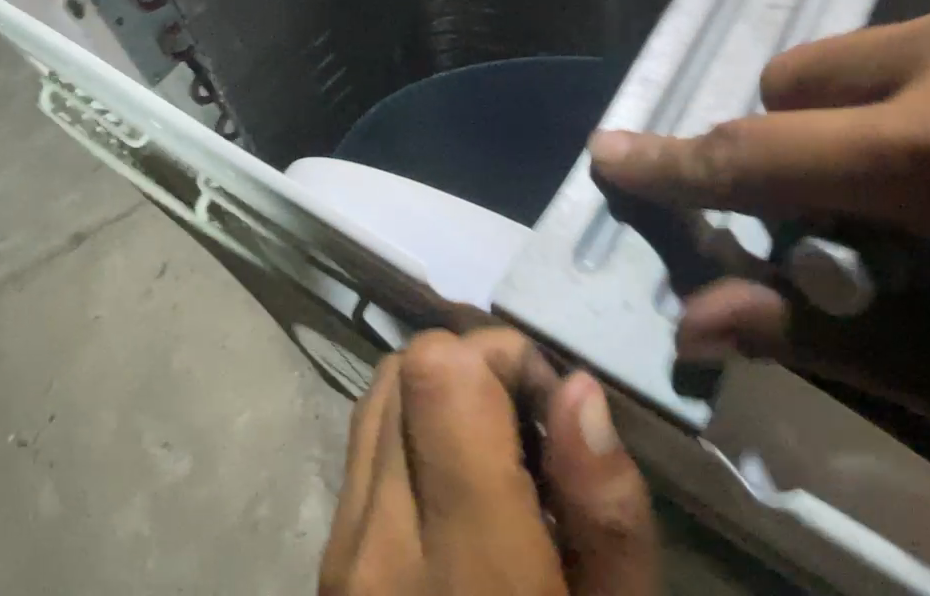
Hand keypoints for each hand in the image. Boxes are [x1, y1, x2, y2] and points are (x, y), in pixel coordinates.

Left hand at [319, 329, 657, 595]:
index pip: (439, 378)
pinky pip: (364, 448)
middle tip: (529, 432)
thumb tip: (575, 387)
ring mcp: (337, 554)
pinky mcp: (325, 558)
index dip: (502, 359)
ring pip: (377, 397)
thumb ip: (605, 510)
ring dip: (440, 394)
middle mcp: (377, 549)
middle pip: (403, 371)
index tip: (549, 405)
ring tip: (495, 454)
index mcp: (465, 571)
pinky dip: (413, 431)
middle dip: (475, 370)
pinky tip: (455, 482)